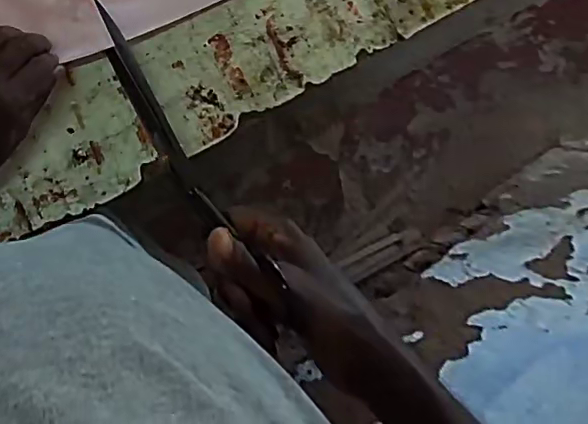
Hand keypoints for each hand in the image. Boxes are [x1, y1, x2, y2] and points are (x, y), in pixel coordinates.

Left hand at [0, 25, 60, 207]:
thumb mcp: (20, 132)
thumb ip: (38, 99)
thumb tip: (54, 72)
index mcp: (10, 98)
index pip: (39, 66)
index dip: (50, 60)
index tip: (54, 60)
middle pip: (20, 45)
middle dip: (37, 43)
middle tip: (44, 47)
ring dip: (13, 35)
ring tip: (21, 42)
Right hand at [206, 209, 401, 387]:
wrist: (375, 367)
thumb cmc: (336, 322)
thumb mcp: (289, 294)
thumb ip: (248, 267)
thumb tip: (211, 235)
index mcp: (281, 234)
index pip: (232, 220)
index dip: (222, 244)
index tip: (225, 273)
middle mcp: (276, 248)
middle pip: (231, 254)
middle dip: (235, 286)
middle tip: (251, 310)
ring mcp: (280, 275)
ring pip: (239, 281)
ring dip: (245, 308)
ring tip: (265, 329)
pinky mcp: (282, 301)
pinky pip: (252, 302)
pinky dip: (255, 320)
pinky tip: (269, 337)